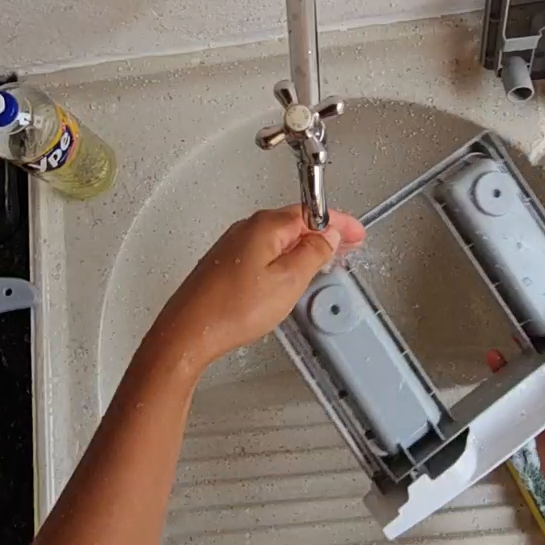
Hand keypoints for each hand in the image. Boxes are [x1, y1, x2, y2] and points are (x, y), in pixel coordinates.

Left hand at [147, 205, 365, 372]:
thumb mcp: (289, 281)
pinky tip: (290, 274)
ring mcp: (234, 246)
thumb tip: (329, 235)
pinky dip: (285, 257)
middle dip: (324, 233)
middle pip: (295, 223)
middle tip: (347, 245)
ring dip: (305, 246)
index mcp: (265, 227)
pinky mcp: (226, 264)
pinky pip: (265, 251)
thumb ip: (313, 253)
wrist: (189, 331)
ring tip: (324, 260)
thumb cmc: (231, 309)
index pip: (311, 213)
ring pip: (279, 238)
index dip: (338, 222)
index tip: (356, 232)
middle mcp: (247, 229)